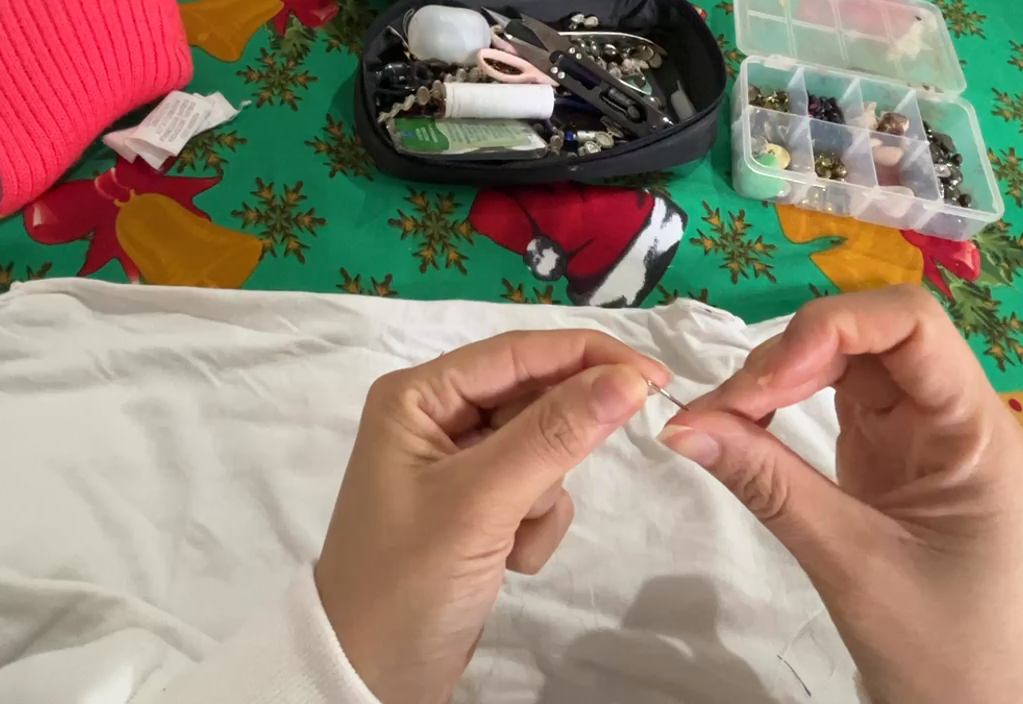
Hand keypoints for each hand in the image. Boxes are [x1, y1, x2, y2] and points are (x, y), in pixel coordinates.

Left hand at [315, 330, 669, 703]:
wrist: (370, 682)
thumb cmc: (408, 582)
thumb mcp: (481, 503)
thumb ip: (554, 435)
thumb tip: (627, 378)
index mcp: (419, 394)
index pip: (516, 352)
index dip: (587, 355)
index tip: (653, 375)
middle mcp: (437, 413)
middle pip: (531, 395)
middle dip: (558, 441)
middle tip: (578, 470)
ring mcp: (459, 459)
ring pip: (541, 442)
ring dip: (542, 492)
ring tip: (507, 539)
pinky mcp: (478, 500)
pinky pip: (536, 484)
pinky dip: (536, 520)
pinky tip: (506, 558)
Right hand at [658, 286, 1022, 703]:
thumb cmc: (950, 651)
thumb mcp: (851, 566)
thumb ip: (767, 484)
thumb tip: (680, 425)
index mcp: (974, 431)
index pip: (909, 323)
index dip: (830, 327)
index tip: (766, 384)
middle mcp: (948, 410)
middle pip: (862, 334)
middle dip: (786, 357)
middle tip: (724, 412)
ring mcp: (916, 424)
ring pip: (838, 356)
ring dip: (775, 375)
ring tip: (725, 420)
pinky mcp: (886, 442)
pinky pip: (826, 391)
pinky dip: (779, 398)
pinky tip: (748, 424)